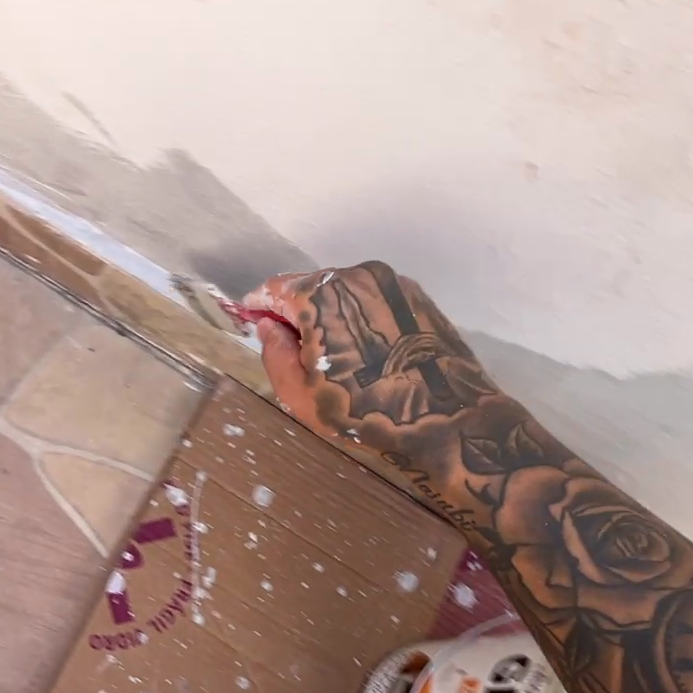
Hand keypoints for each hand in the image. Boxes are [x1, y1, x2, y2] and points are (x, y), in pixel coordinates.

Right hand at [246, 262, 559, 534]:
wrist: (445, 416)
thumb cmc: (360, 408)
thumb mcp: (297, 390)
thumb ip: (274, 351)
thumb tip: (269, 327)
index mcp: (321, 295)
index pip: (276, 288)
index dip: (257, 304)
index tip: (247, 318)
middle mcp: (357, 276)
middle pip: (311, 286)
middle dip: (292, 310)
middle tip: (283, 340)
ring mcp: (392, 283)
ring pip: (343, 292)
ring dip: (325, 314)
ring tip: (323, 350)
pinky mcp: (416, 298)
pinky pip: (370, 300)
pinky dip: (354, 317)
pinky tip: (356, 348)